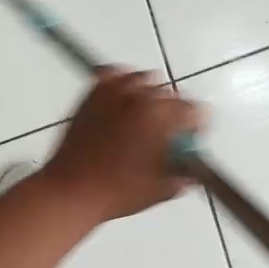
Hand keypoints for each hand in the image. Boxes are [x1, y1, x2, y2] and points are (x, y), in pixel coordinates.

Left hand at [37, 69, 201, 221]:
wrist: (71, 189)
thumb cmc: (117, 192)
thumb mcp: (163, 188)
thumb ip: (186, 172)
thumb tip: (194, 166)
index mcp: (161, 118)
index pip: (195, 110)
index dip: (197, 125)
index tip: (192, 137)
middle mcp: (139, 97)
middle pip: (171, 94)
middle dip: (175, 112)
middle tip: (168, 133)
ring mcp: (113, 92)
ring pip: (144, 80)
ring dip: (150, 95)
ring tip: (145, 117)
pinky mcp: (92, 93)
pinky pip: (113, 74)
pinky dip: (122, 81)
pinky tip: (123, 98)